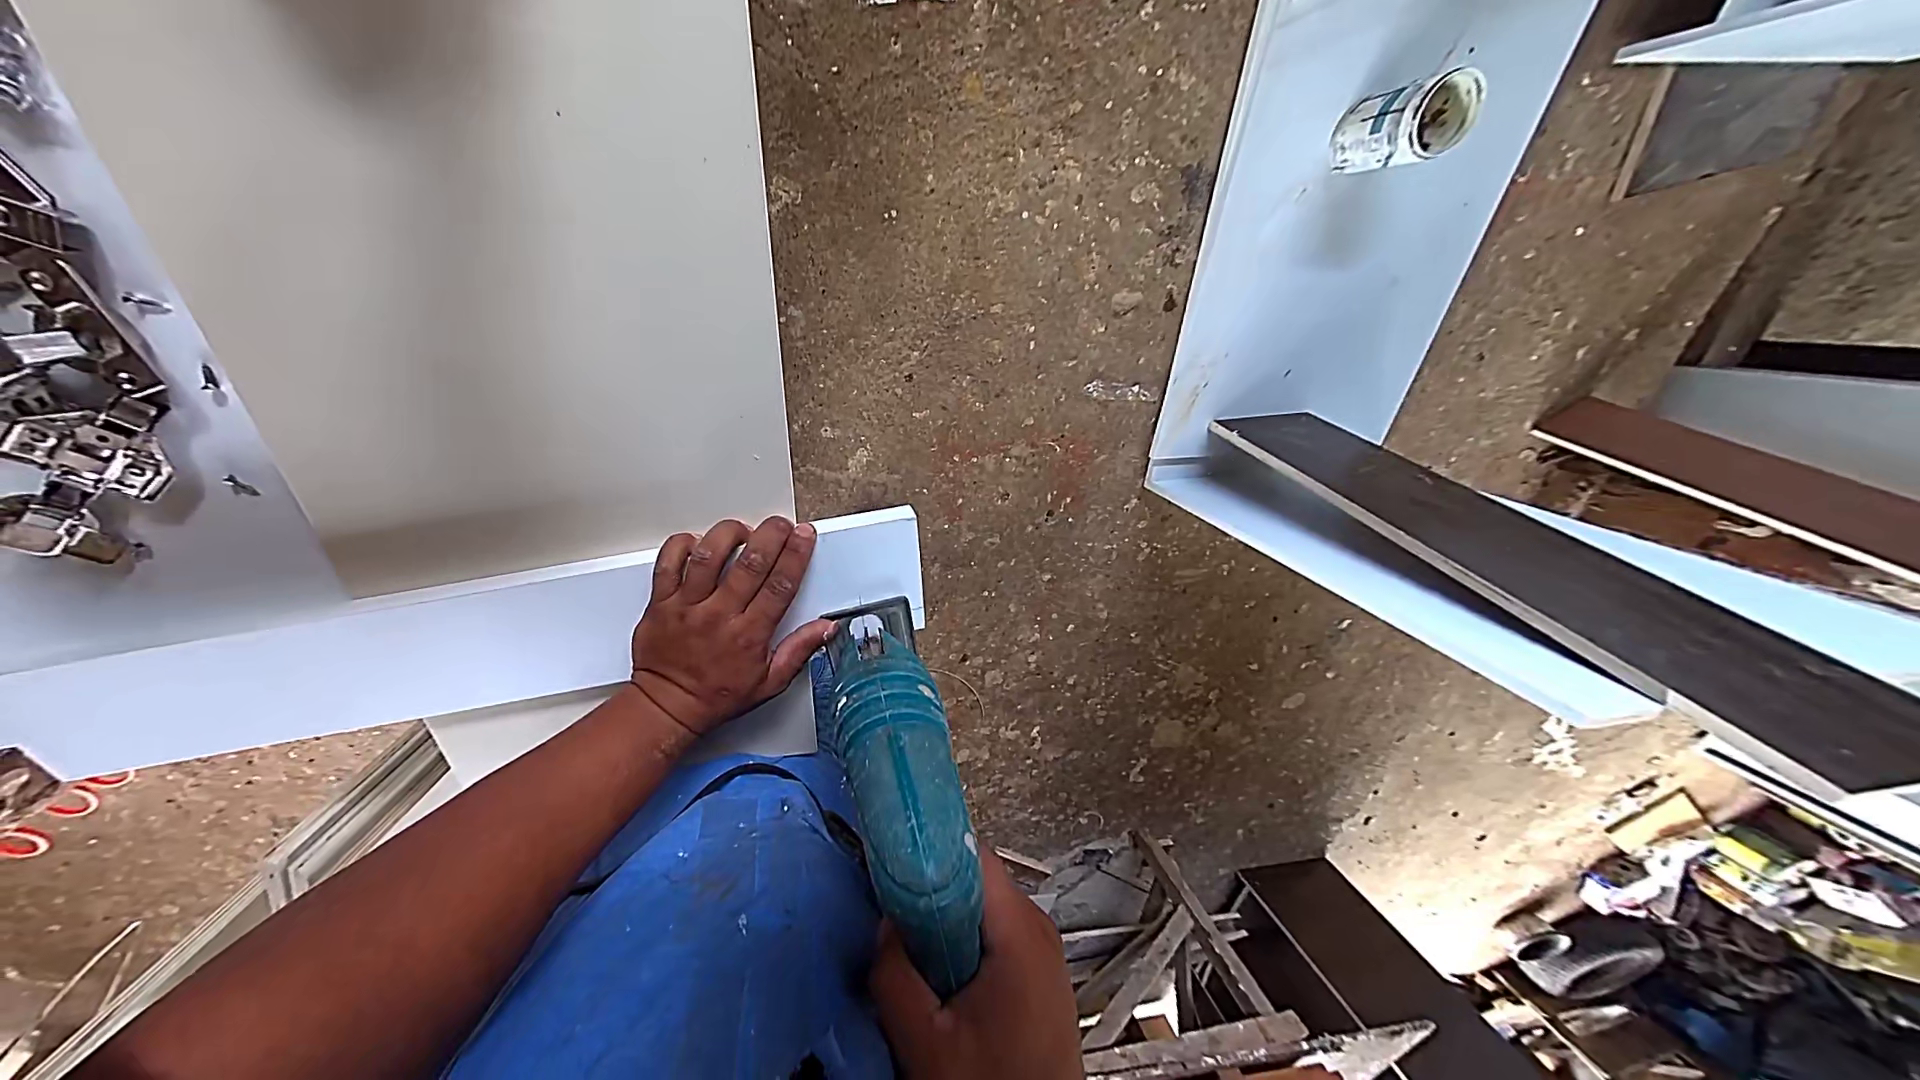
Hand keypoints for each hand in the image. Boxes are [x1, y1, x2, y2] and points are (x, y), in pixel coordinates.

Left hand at [630, 517, 835, 737]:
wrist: (667, 706)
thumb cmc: (715, 696)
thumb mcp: (770, 681)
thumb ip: (799, 650)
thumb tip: (825, 628)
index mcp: (749, 635)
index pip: (780, 584)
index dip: (796, 554)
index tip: (804, 537)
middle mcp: (719, 616)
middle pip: (751, 562)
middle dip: (771, 535)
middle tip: (780, 525)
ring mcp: (687, 606)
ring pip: (710, 555)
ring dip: (730, 534)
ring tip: (743, 530)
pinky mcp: (660, 602)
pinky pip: (668, 562)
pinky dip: (683, 544)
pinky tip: (699, 542)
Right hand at [870, 851, 1081, 1079]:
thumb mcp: (926, 1043)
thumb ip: (894, 977)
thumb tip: (883, 928)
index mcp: (1020, 932)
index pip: (974, 856)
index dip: (932, 850)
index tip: (894, 857)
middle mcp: (1038, 927)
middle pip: (978, 878)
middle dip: (934, 891)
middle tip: (896, 914)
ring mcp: (1042, 947)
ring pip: (984, 905)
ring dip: (947, 918)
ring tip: (917, 950)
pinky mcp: (1038, 967)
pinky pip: (996, 930)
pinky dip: (966, 937)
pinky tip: (944, 972)